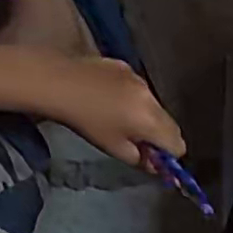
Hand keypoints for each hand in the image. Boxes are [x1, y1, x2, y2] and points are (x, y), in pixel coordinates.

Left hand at [40, 57, 185, 164]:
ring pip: (156, 107)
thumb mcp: (116, 150)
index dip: (169, 156)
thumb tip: (156, 166)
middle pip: (171, 125)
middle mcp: (151, 98)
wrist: (54, 81)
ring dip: (148, 117)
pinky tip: (111, 99)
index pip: (178, 145)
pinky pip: (140, 90)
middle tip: (138, 142)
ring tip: (121, 118)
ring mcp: (138, 79)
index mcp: (151, 121)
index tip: (153, 158)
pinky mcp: (124, 66)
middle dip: (161, 137)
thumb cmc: (86, 121)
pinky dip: (134, 99)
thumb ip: (143, 161)